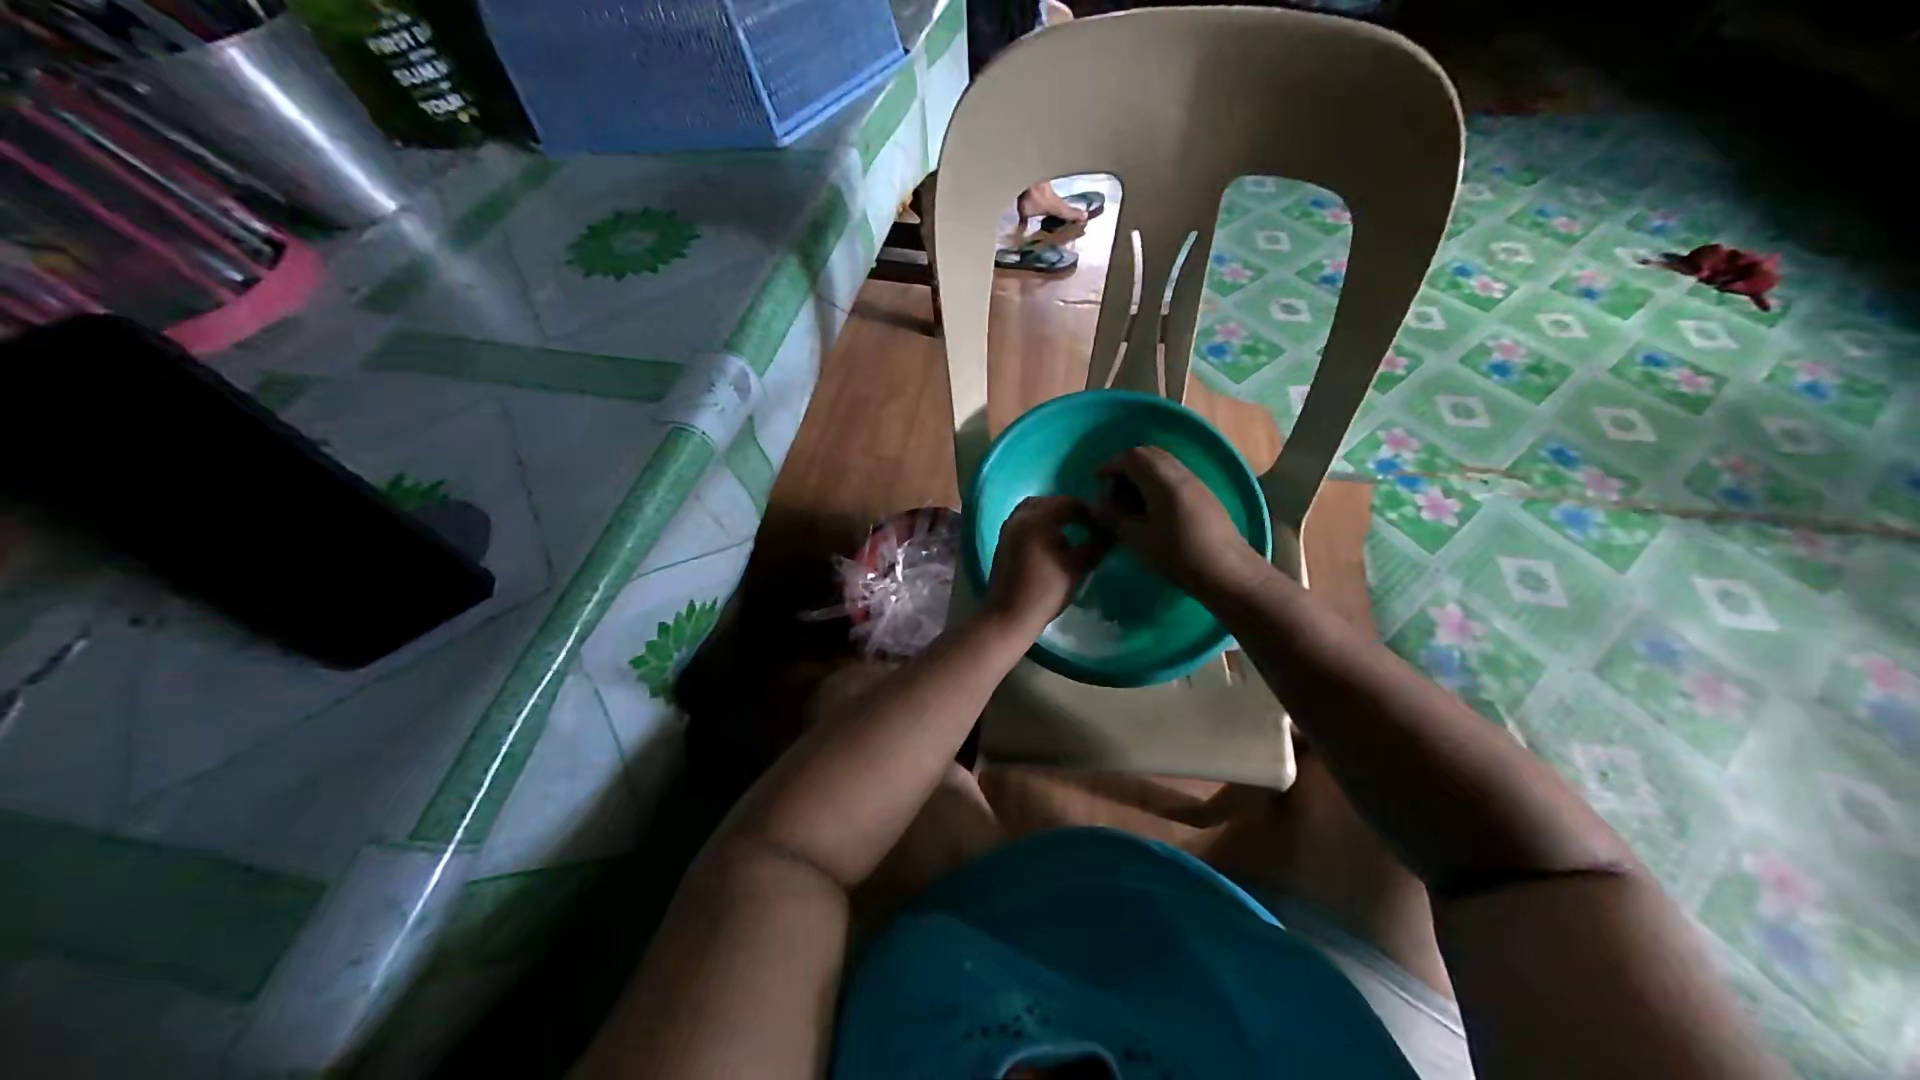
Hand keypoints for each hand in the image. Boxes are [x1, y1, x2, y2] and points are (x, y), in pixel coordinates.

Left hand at [984, 496, 1106, 633]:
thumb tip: (1109, 534)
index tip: (1102, 525)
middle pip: (1048, 502)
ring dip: (1051, 516)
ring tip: (1069, 532)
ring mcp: (1008, 529)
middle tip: (1086, 524)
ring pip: (1032, 510)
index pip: (1067, 504)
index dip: (1088, 512)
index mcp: (1037, 520)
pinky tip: (1051, 541)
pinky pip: (1023, 522)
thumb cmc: (1046, 591)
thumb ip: (1094, 546)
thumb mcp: (1076, 568)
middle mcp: (1019, 518)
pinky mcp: (1003, 542)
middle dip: (1068, 510)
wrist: (1009, 615)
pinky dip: (1038, 524)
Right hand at [1095, 446, 1264, 594]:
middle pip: (1149, 454)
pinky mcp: (1204, 494)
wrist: (1227, 572)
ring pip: (1163, 463)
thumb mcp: (1139, 540)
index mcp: (1164, 482)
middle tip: (1112, 489)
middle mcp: (1181, 474)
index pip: (1132, 457)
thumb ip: (1114, 518)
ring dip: (1142, 474)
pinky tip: (1151, 507)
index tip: (1097, 481)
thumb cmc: (1179, 556)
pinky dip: (1156, 481)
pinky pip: (1174, 475)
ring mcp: (1196, 482)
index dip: (1111, 465)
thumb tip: (1095, 504)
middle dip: (1126, 466)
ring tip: (1130, 500)